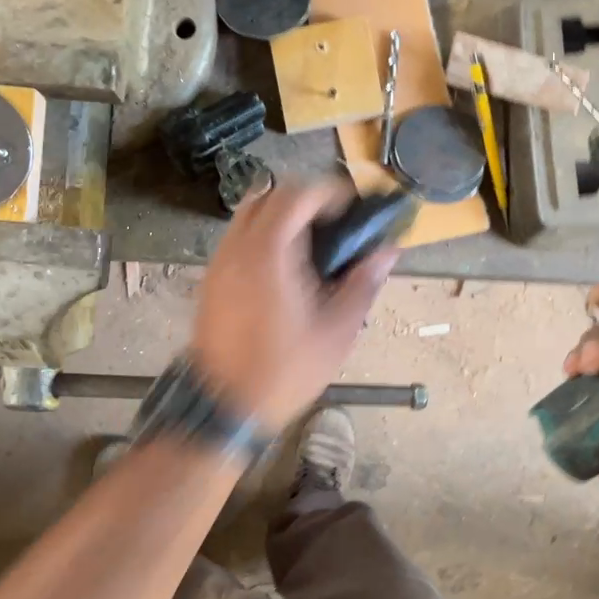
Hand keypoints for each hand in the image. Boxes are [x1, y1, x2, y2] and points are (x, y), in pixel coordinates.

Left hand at [189, 181, 397, 430]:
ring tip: (312, 247)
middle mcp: (237, 247)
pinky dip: (261, 237)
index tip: (353, 209)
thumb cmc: (284, 370)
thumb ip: (363, 284)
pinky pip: (237, 240)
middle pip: (268, 195)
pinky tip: (285, 270)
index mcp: (268, 252)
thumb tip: (388, 252)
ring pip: (248, 215)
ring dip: (280, 217)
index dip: (329, 192)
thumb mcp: (337, 331)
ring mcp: (218, 263)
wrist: (224, 406)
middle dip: (304, 200)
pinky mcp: (210, 282)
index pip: (296, 194)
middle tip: (335, 224)